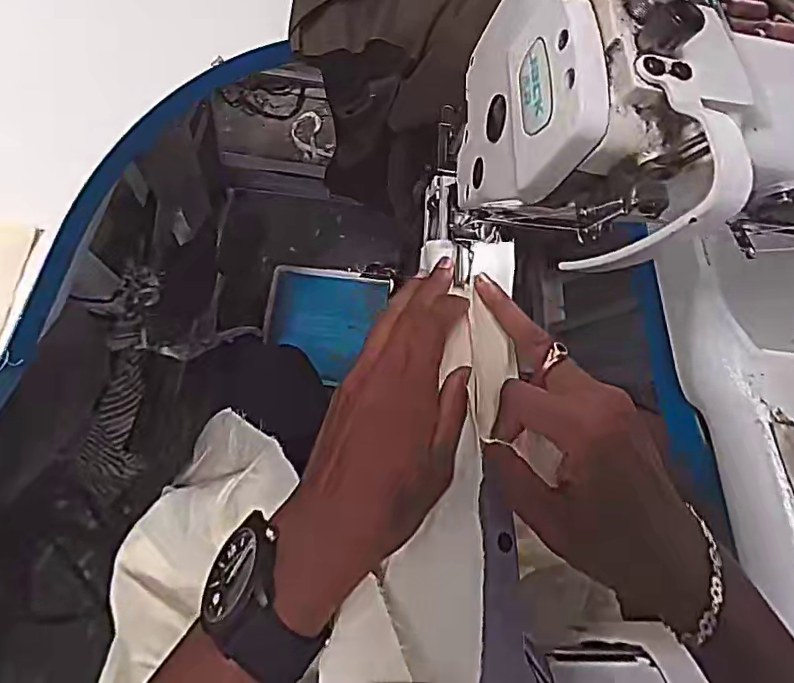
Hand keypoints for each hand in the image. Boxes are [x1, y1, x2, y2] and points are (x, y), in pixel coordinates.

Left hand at [269, 260, 471, 635]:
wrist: (330, 524)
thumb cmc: (384, 503)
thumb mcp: (439, 464)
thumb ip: (451, 412)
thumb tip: (459, 380)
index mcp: (408, 389)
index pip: (430, 327)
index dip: (449, 307)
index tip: (463, 300)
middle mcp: (379, 375)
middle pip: (404, 314)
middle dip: (427, 286)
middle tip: (443, 268)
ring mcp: (358, 379)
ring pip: (384, 322)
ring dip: (406, 298)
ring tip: (422, 283)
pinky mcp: (345, 389)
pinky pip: (371, 340)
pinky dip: (389, 321)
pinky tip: (398, 322)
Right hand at [474, 275, 712, 634]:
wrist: (672, 555)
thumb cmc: (623, 545)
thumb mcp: (549, 521)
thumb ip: (510, 474)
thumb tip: (491, 444)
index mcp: (585, 429)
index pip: (519, 394)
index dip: (498, 415)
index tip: (495, 437)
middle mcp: (603, 403)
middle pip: (545, 350)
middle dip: (510, 321)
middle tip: (487, 293)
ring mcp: (615, 401)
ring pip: (559, 362)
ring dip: (528, 355)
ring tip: (502, 329)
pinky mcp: (620, 407)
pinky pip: (576, 381)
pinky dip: (549, 379)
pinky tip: (534, 392)